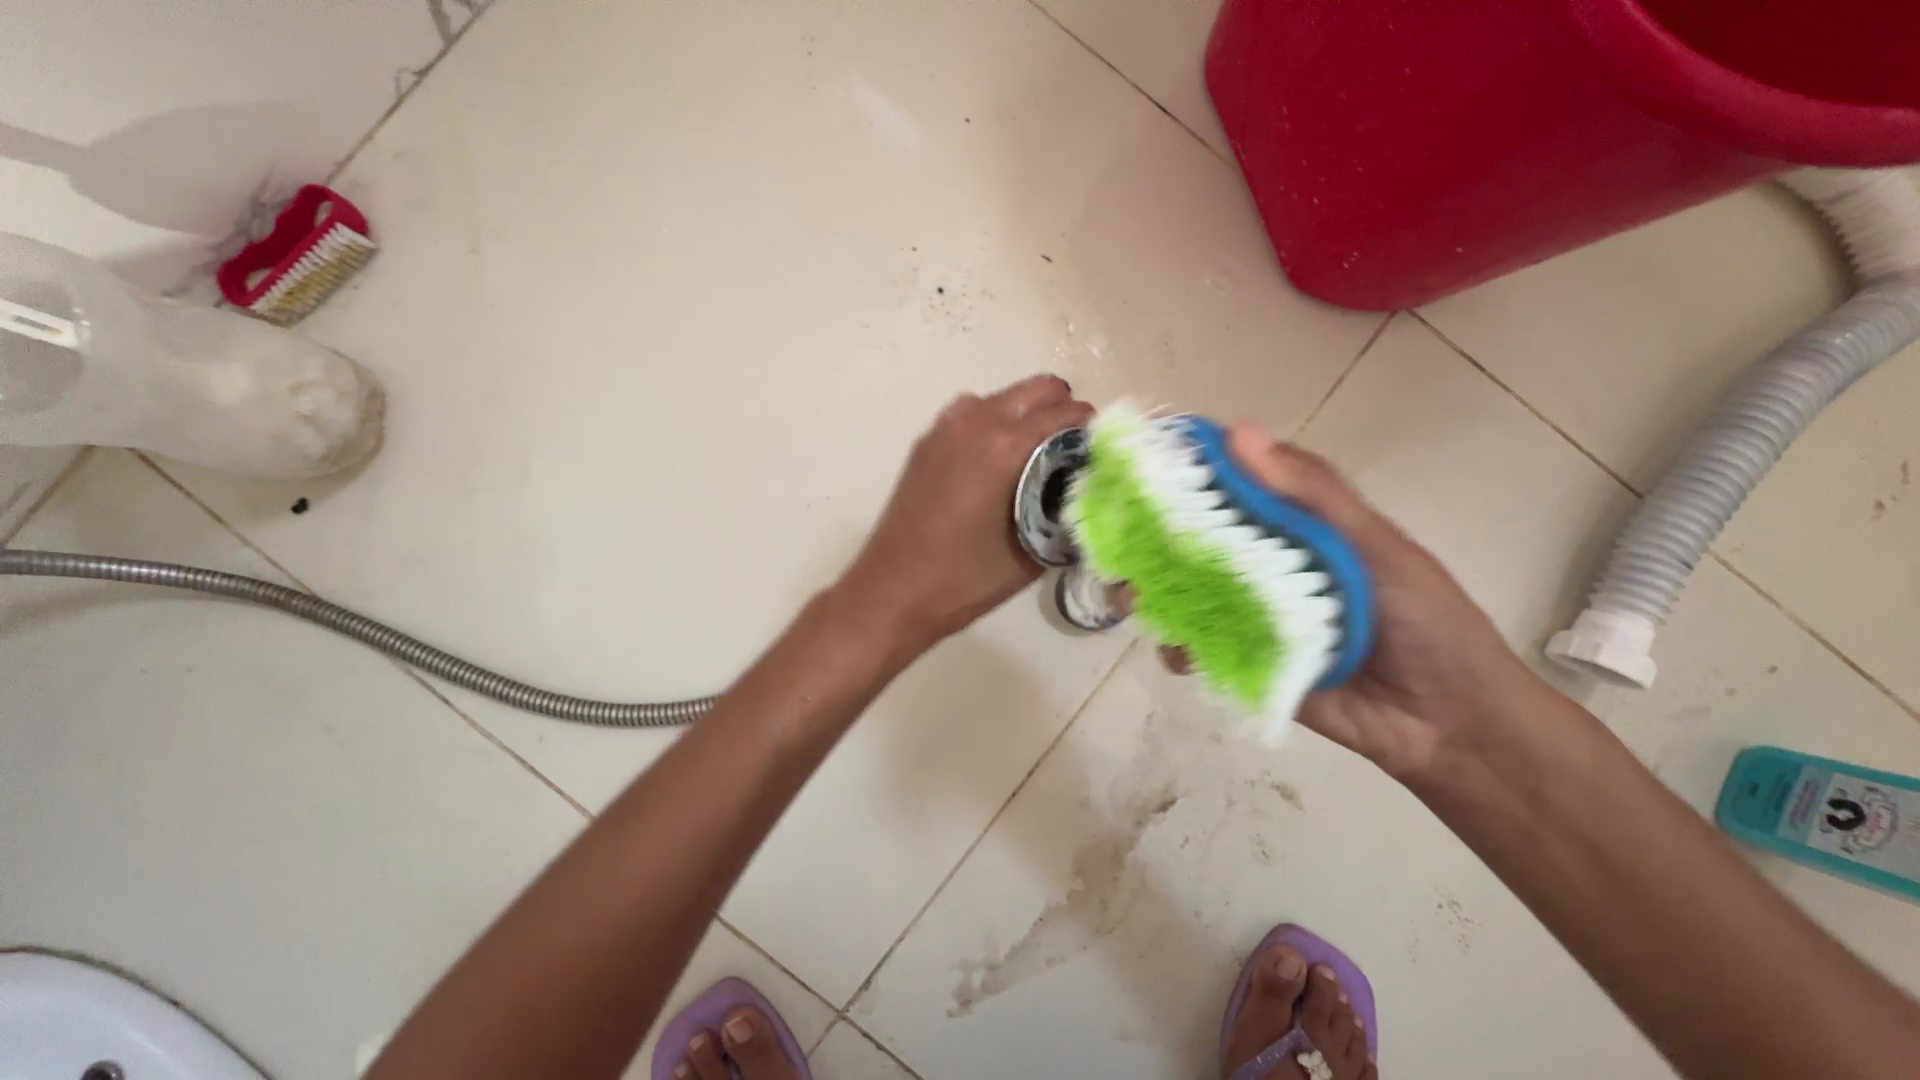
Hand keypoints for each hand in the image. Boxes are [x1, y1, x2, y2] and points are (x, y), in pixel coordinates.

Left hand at [839, 374, 1092, 649]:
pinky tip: (998, 467)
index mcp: (1006, 445)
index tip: (1100, 453)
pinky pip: (973, 415)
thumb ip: (1064, 509)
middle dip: (1061, 413)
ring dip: (1026, 416)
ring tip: (1034, 460)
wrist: (893, 592)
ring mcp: (945, 427)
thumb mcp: (1033, 549)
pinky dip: (994, 426)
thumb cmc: (965, 579)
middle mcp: (976, 421)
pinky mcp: (926, 442)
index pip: (1067, 413)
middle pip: (1037, 390)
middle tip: (1071, 452)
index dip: (1091, 429)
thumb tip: (1086, 488)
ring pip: (1003, 398)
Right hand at [1165, 425, 1547, 782]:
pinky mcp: (1248, 666)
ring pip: (1188, 594)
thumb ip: (1311, 495)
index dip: (1192, 469)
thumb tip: (1239, 433)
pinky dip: (1179, 650)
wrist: (1451, 723)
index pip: (1238, 484)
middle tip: (1117, 534)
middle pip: (1200, 540)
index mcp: (1301, 527)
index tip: (1145, 458)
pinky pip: (1200, 652)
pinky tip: (1177, 651)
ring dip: (1153, 591)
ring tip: (1132, 595)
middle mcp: (1270, 566)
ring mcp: (1255, 616)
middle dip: (1153, 535)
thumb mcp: (1377, 547)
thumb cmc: (1427, 621)